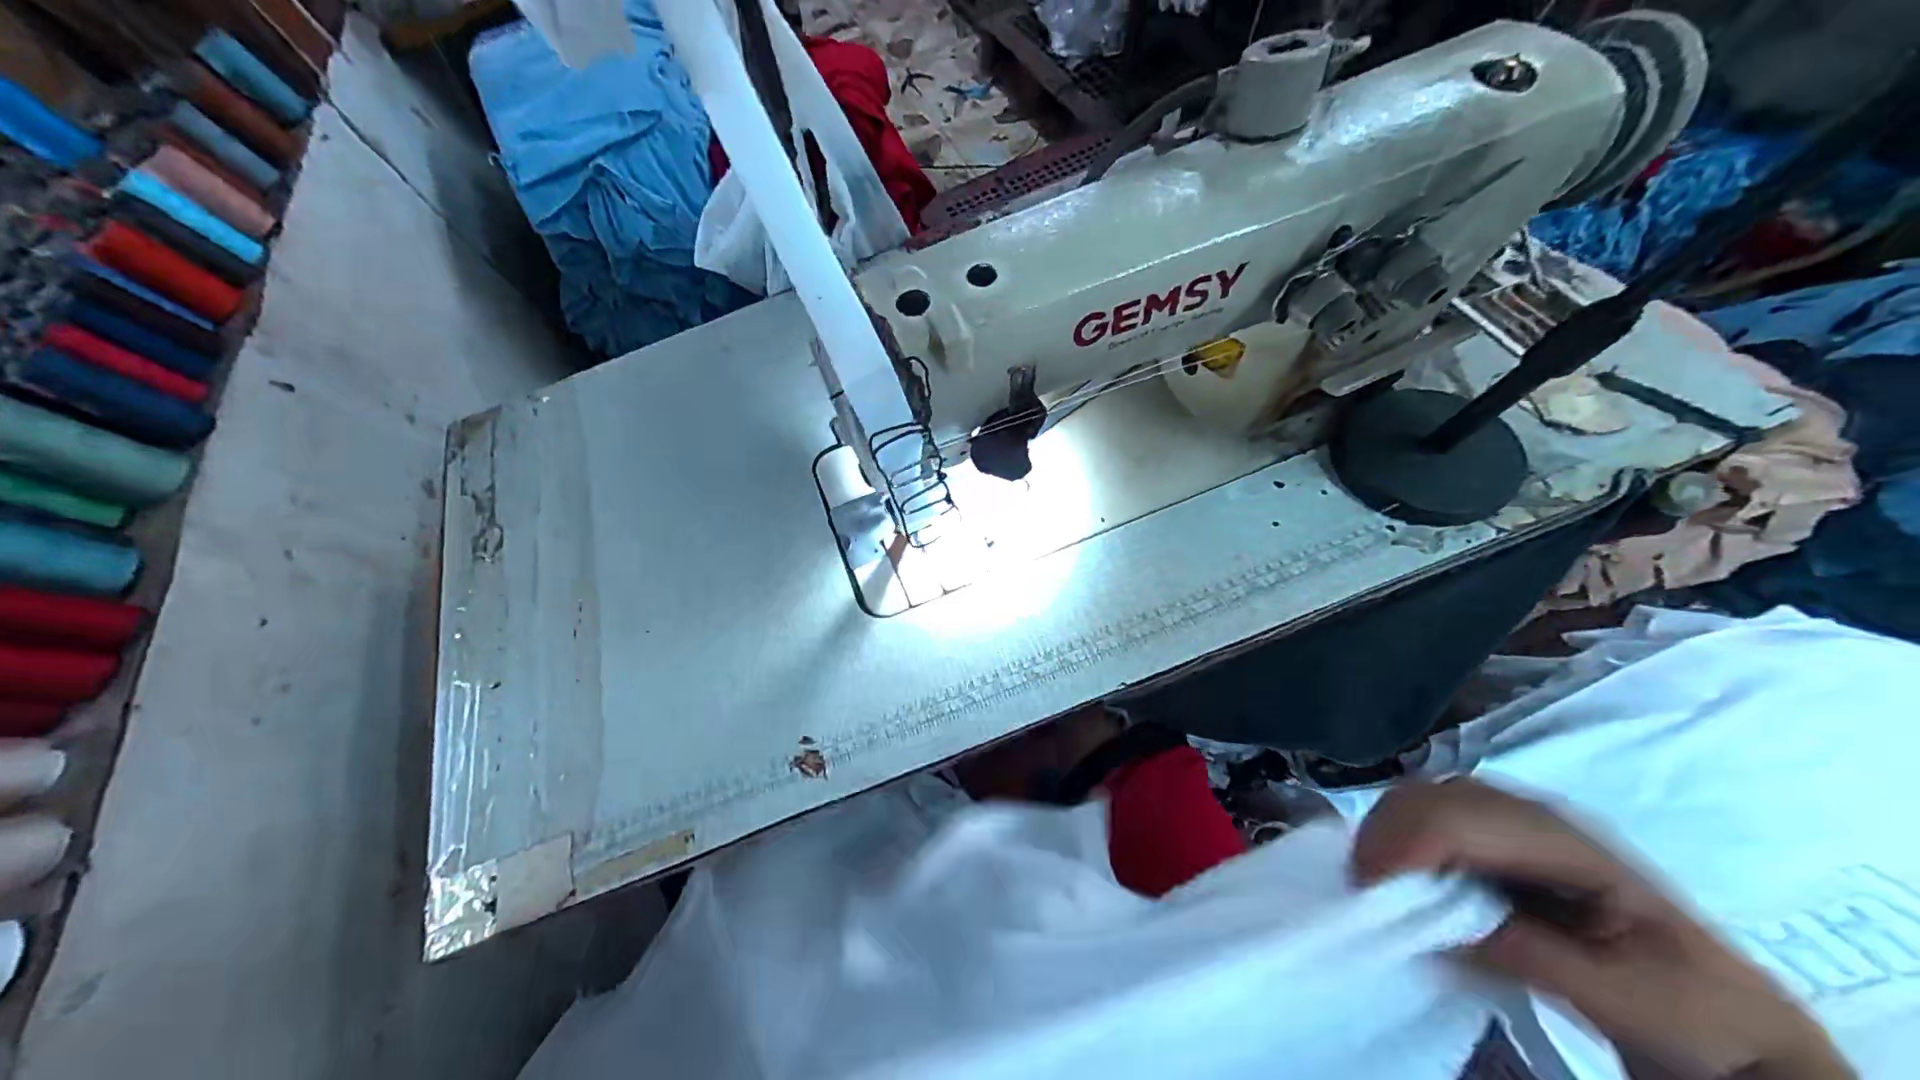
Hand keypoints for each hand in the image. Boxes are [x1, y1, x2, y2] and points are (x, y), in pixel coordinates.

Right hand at [1352, 780, 1853, 1079]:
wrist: (1729, 1010)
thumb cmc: (1684, 1003)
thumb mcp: (1619, 993)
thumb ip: (1527, 953)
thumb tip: (1430, 927)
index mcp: (1567, 841)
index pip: (1460, 816)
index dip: (1403, 844)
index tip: (1367, 889)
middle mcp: (1533, 814)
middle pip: (1431, 794)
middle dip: (1384, 833)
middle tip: (1364, 889)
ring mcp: (1516, 821)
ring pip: (1424, 797)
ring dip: (1388, 832)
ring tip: (1377, 883)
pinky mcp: (1501, 838)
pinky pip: (1431, 816)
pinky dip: (1402, 838)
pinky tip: (1403, 876)